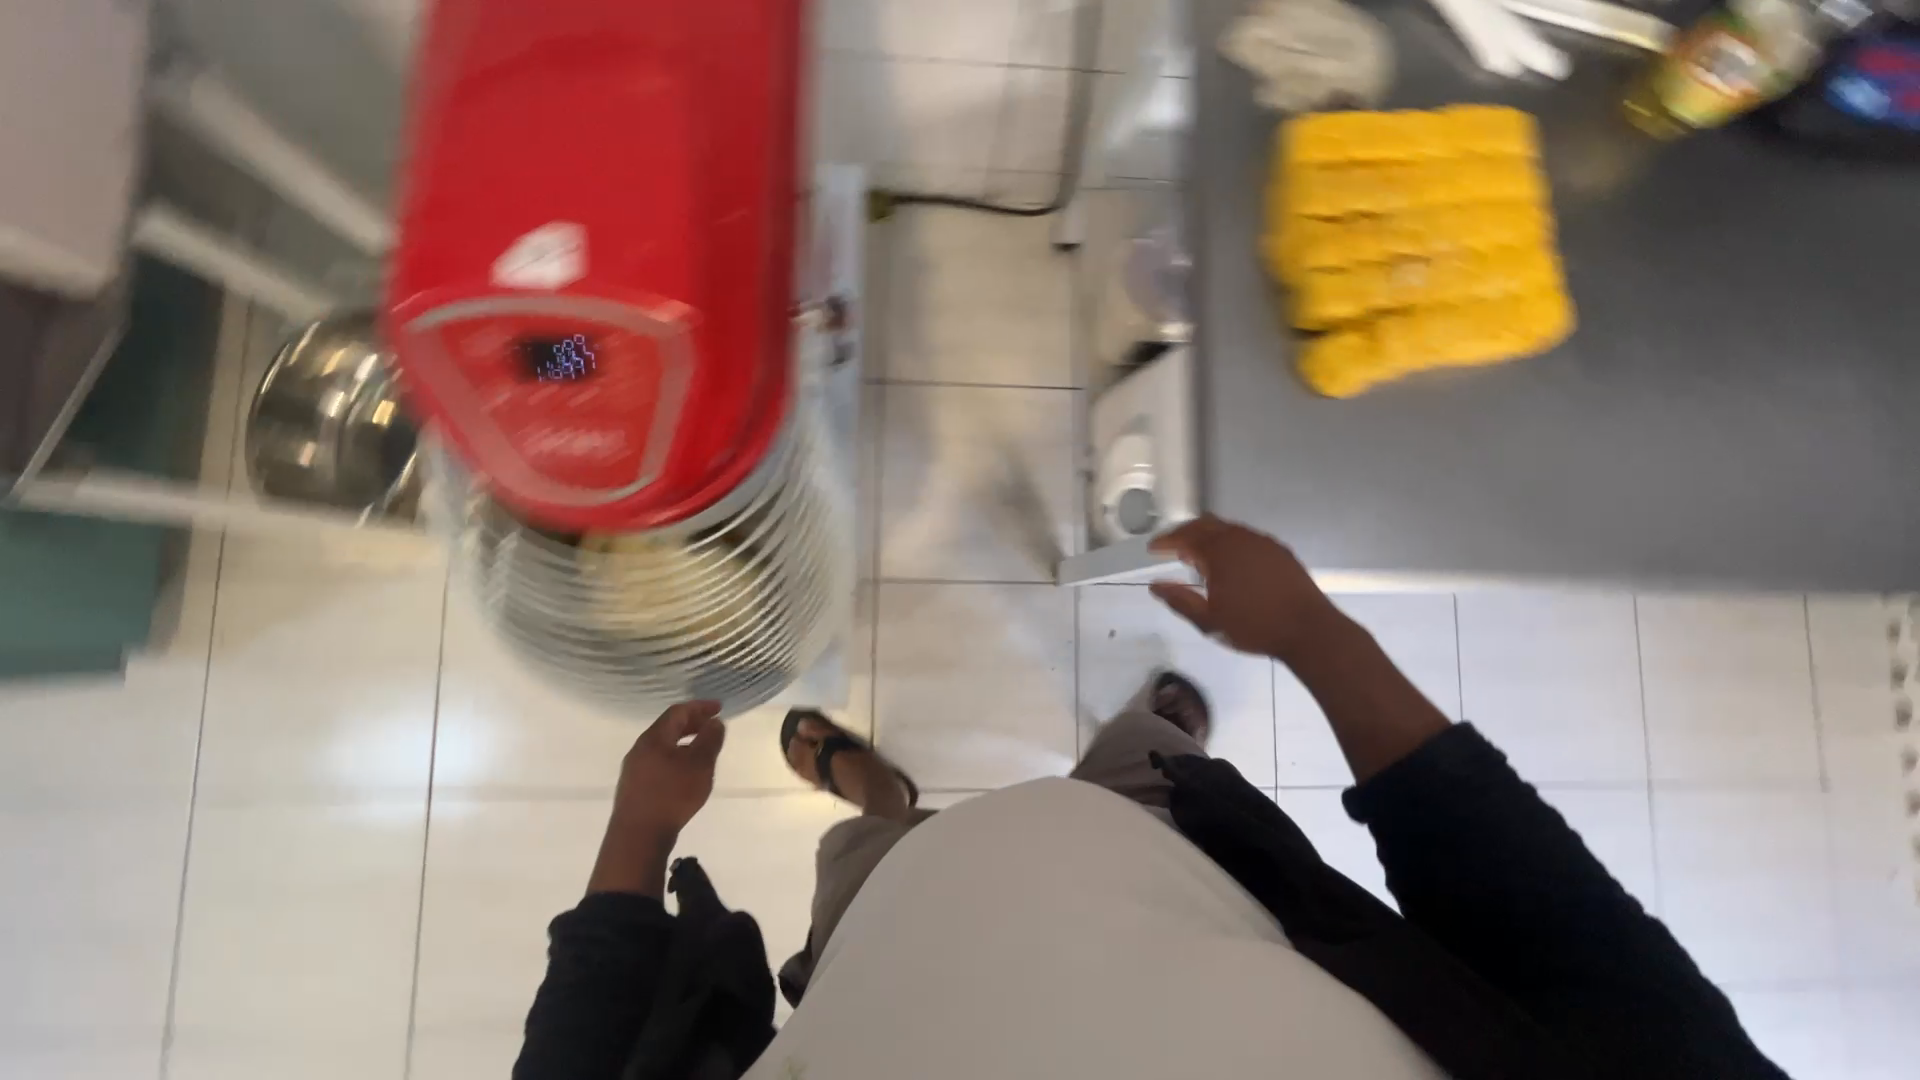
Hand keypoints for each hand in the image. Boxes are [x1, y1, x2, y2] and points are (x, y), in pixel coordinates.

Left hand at [611, 701, 726, 836]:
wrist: (638, 837)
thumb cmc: (672, 795)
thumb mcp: (700, 764)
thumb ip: (710, 739)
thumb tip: (715, 722)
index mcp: (654, 738)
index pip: (678, 712)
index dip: (700, 707)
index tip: (719, 708)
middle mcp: (640, 749)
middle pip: (668, 728)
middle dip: (692, 723)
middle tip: (712, 725)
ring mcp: (634, 769)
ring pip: (662, 746)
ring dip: (684, 742)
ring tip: (702, 750)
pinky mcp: (634, 788)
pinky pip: (657, 762)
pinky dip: (675, 758)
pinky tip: (685, 773)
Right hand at [1149, 515, 1342, 662]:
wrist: (1309, 630)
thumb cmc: (1254, 626)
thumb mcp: (1209, 620)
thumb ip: (1179, 600)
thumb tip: (1155, 586)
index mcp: (1219, 552)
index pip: (1184, 537)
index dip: (1165, 542)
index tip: (1152, 549)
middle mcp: (1240, 538)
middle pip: (1205, 524)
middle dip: (1185, 533)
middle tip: (1171, 546)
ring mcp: (1262, 542)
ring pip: (1228, 529)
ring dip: (1208, 536)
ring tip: (1198, 554)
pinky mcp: (1279, 551)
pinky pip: (1247, 537)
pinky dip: (1230, 542)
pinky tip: (1231, 561)